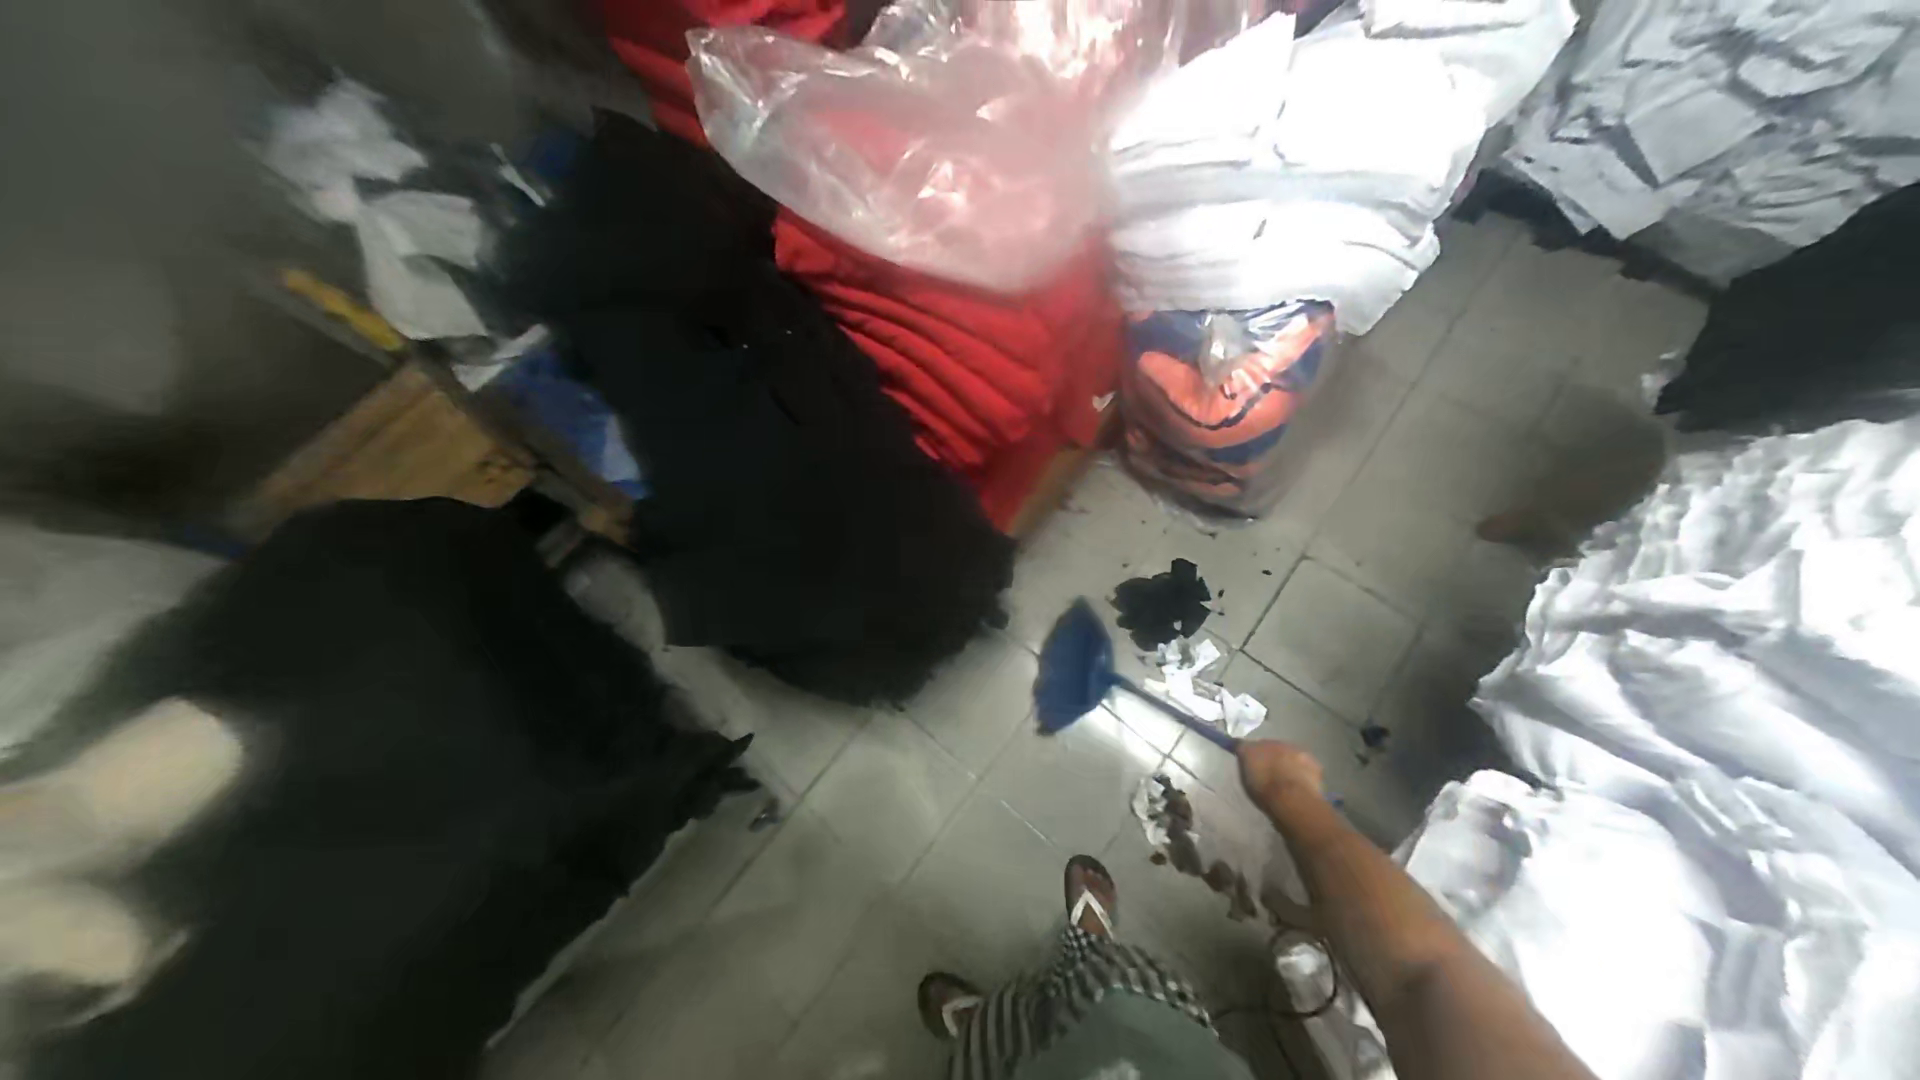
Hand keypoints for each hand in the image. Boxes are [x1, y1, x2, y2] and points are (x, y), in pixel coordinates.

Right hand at [1237, 739, 1323, 812]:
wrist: (1292, 798)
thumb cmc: (1264, 793)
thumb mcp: (1247, 781)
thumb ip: (1248, 768)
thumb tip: (1249, 764)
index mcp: (1250, 749)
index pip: (1243, 745)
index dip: (1245, 752)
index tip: (1247, 759)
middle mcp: (1269, 743)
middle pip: (1267, 746)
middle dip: (1268, 756)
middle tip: (1270, 770)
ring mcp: (1291, 749)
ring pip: (1287, 752)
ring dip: (1286, 760)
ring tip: (1288, 776)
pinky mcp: (1310, 759)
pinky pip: (1304, 761)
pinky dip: (1302, 768)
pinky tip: (1302, 780)